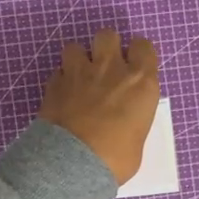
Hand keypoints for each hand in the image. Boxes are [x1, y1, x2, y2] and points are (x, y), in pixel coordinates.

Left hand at [37, 28, 159, 184]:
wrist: (73, 163)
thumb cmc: (116, 158)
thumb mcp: (137, 141)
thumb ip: (131, 121)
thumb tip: (123, 124)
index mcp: (141, 82)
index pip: (143, 46)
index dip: (137, 54)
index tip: (134, 67)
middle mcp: (111, 69)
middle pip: (108, 35)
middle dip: (106, 48)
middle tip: (105, 69)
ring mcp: (80, 73)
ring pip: (75, 46)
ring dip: (78, 60)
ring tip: (78, 79)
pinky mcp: (54, 83)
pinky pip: (57, 72)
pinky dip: (60, 80)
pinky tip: (63, 96)